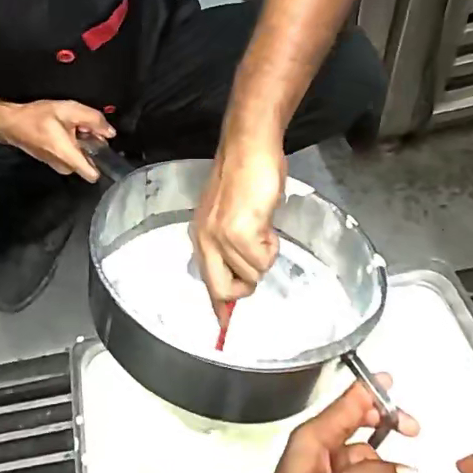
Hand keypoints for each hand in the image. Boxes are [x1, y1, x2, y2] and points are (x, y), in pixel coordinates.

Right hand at [0, 100, 114, 181]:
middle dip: (91, 147)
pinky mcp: (51, 162)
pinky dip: (71, 145)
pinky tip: (64, 131)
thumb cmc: (38, 117)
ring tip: (71, 128)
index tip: (102, 146)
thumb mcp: (69, 110)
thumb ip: (94, 120)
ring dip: (81, 144)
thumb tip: (110, 133)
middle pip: (89, 162)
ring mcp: (57, 166)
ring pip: (79, 158)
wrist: (10, 123)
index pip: (94, 176)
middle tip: (82, 129)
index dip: (103, 162)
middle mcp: (64, 167)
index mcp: (69, 157)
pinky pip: (70, 156)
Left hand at [189, 140, 286, 324]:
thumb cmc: (245, 175)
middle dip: (245, 286)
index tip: (224, 324)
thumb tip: (245, 269)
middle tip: (258, 257)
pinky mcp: (240, 233)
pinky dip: (271, 246)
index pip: (207, 281)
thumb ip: (230, 242)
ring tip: (262, 226)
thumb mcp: (229, 214)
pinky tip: (266, 222)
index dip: (218, 306)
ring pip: (251, 274)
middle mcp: (205, 240)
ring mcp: (221, 238)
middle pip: (223, 291)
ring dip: (264, 255)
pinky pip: (263, 260)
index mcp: (200, 236)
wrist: (249, 148)